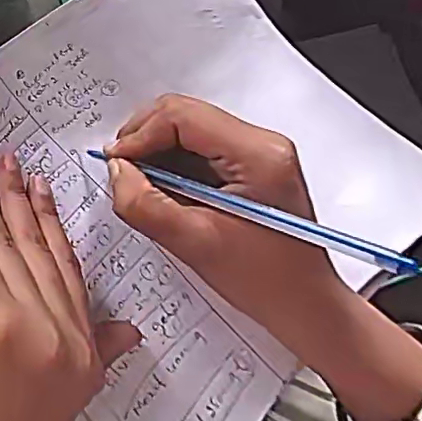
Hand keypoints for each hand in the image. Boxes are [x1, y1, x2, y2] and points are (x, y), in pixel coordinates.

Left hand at [0, 153, 138, 420]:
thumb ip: (94, 358)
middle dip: (23, 200)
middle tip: (14, 165)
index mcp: (83, 359)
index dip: (55, 227)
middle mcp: (63, 340)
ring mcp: (30, 326)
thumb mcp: (54, 403)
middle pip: (42, 251)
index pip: (69, 274)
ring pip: (9, 246)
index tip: (46, 194)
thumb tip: (125, 332)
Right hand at [103, 95, 352, 356]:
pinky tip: (162, 189)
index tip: (116, 162)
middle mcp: (261, 142)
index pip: (180, 117)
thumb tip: (116, 170)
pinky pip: (193, 144)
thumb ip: (145, 204)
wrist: (304, 307)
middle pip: (180, 114)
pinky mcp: (245, 161)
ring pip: (183, 126)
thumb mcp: (194, 244)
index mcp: (258, 155)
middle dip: (142, 138)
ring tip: (141, 184)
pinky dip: (167, 160)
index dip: (138, 135)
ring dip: (153, 150)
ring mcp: (255, 150)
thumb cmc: (267, 282)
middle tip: (122, 170)